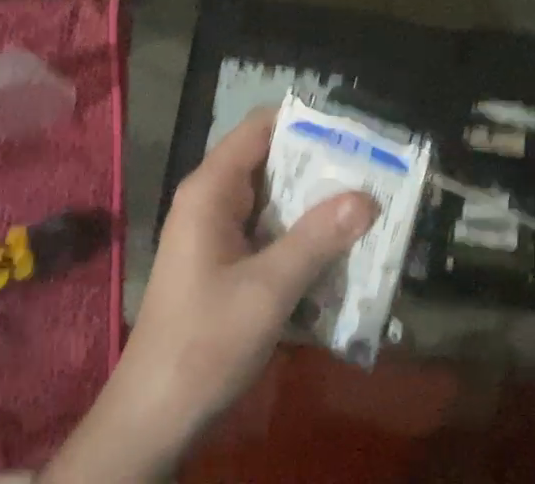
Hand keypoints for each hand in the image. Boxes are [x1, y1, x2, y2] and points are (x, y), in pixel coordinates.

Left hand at [39, 107, 378, 482]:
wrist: (157, 411)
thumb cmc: (206, 341)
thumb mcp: (269, 289)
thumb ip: (317, 239)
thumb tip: (367, 197)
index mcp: (211, 191)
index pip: (259, 129)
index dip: (305, 123)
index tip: (355, 132)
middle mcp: (211, 202)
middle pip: (270, 163)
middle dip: (321, 167)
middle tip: (377, 174)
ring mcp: (216, 234)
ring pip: (273, 203)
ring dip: (315, 206)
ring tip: (371, 208)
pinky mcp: (224, 265)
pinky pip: (268, 236)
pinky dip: (301, 238)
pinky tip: (340, 252)